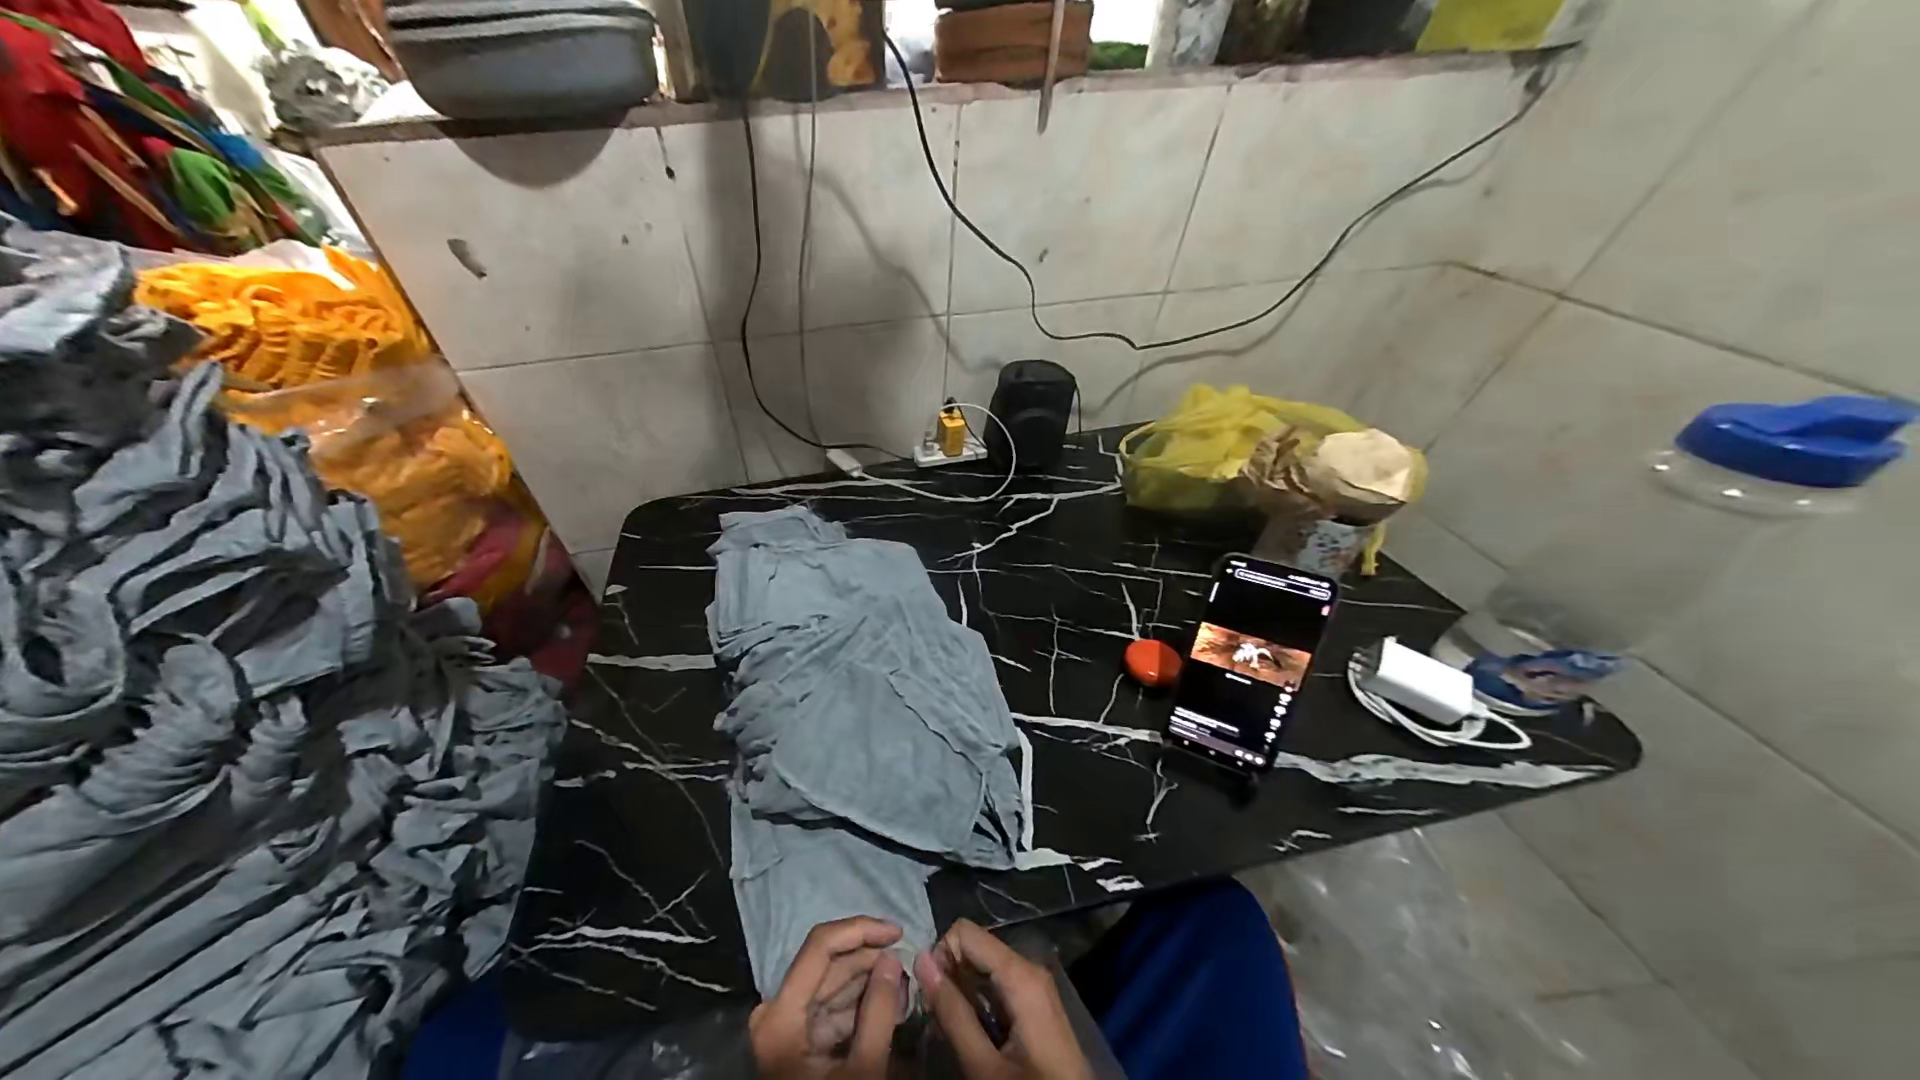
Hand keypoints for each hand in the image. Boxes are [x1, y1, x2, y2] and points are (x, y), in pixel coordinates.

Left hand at [751, 917, 907, 1079]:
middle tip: (909, 967)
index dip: (861, 929)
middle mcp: (776, 1011)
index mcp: (780, 1014)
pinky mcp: (796, 1040)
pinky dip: (860, 1002)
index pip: (821, 945)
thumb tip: (891, 959)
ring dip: (869, 979)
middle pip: (828, 963)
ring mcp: (784, 1025)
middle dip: (871, 960)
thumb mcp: (863, 1072)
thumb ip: (878, 1011)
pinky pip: (830, 1006)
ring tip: (904, 986)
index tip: (899, 932)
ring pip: (832, 983)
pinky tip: (888, 1004)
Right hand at [915, 920, 1093, 1079]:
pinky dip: (977, 1000)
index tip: (932, 998)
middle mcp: (1029, 967)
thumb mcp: (984, 1066)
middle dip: (949, 975)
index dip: (941, 957)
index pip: (965, 932)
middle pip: (975, 947)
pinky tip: (972, 1033)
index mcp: (1020, 974)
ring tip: (953, 1030)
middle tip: (938, 1019)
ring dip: (961, 991)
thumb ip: (952, 1011)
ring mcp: (1034, 983)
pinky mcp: (1035, 1000)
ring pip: (983, 966)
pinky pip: (997, 983)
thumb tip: (921, 961)